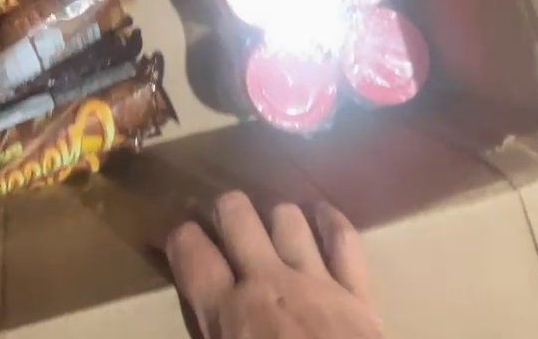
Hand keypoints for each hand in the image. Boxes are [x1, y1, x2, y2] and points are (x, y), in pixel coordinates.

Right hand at [166, 192, 383, 338]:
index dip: (179, 238)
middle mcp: (265, 283)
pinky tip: (319, 218)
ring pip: (285, 216)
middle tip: (224, 234)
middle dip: (224, 213)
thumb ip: (211, 338)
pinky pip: (343, 240)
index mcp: (226, 314)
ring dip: (272, 220)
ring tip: (269, 234)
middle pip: (235, 212)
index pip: (189, 247)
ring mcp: (315, 283)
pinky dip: (329, 222)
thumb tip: (205, 325)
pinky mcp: (359, 296)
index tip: (179, 245)